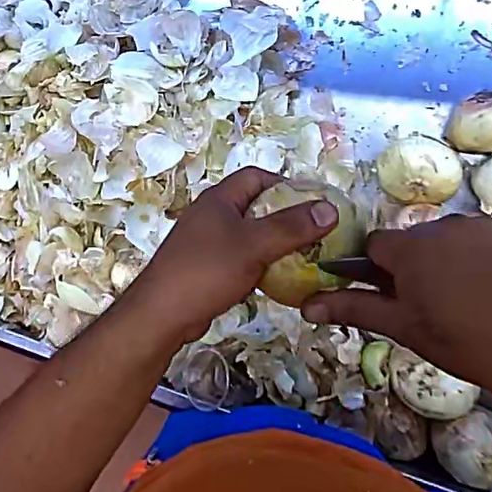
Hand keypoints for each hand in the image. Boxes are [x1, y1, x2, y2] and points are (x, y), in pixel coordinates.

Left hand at [119, 167, 337, 344]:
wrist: (162, 315)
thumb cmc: (206, 270)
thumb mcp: (254, 245)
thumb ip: (292, 226)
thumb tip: (330, 208)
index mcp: (219, 199)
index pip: (256, 176)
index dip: (285, 184)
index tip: (312, 204)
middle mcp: (211, 215)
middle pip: (254, 206)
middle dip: (283, 217)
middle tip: (312, 233)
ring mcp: (205, 242)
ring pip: (248, 234)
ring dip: (272, 243)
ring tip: (301, 258)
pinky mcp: (205, 267)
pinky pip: (239, 257)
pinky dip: (258, 264)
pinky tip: (275, 280)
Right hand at [302, 215, 491, 413]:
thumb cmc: (469, 346)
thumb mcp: (407, 330)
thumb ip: (355, 310)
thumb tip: (305, 305)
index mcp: (410, 248)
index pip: (376, 247)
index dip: (382, 272)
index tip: (398, 298)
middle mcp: (443, 225)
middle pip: (416, 241)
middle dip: (419, 267)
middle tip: (439, 308)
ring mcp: (485, 224)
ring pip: (453, 239)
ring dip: (455, 260)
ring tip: (478, 302)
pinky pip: (491, 238)